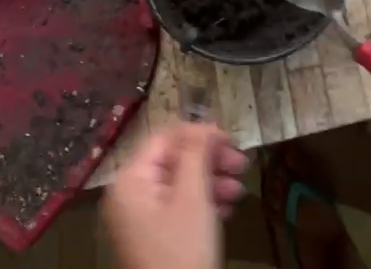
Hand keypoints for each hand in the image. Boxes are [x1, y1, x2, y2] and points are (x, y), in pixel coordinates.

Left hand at [103, 123, 249, 268]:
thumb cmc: (182, 249)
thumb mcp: (193, 196)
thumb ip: (197, 152)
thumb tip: (203, 121)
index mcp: (131, 179)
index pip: (166, 137)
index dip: (200, 133)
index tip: (231, 139)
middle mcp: (129, 194)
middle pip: (174, 160)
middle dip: (210, 160)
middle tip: (241, 164)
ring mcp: (139, 218)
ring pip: (179, 183)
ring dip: (211, 181)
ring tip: (239, 190)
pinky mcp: (152, 237)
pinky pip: (177, 206)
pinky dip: (202, 202)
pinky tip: (225, 209)